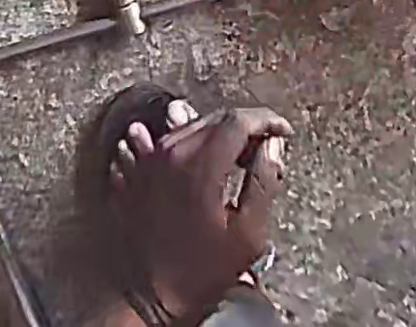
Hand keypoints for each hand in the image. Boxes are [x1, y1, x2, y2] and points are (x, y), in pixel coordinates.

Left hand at [111, 106, 292, 322]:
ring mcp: (147, 154)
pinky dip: (185, 141)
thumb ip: (263, 182)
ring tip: (235, 161)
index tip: (282, 132)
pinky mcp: (133, 164)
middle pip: (214, 119)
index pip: (238, 120)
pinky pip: (162, 137)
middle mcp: (171, 149)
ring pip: (190, 125)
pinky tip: (198, 161)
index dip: (266, 121)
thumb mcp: (246, 235)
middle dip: (244, 129)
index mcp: (200, 163)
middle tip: (263, 152)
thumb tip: (273, 146)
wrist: (149, 296)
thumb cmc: (201, 272)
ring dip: (216, 134)